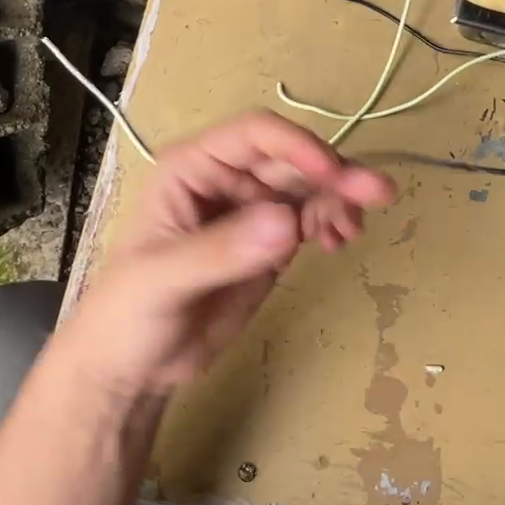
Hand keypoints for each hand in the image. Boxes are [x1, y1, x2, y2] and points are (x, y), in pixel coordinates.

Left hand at [66, 110, 396, 396]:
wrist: (132, 368)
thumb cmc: (128, 313)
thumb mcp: (164, 279)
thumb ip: (222, 250)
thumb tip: (287, 224)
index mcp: (194, 167)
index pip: (255, 136)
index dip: (296, 146)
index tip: (331, 174)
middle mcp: (229, 179)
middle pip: (293, 160)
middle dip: (335, 174)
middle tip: (377, 193)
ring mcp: (254, 211)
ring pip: (311, 188)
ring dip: (341, 199)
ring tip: (355, 229)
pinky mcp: (273, 242)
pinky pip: (313, 218)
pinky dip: (333, 222)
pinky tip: (340, 241)